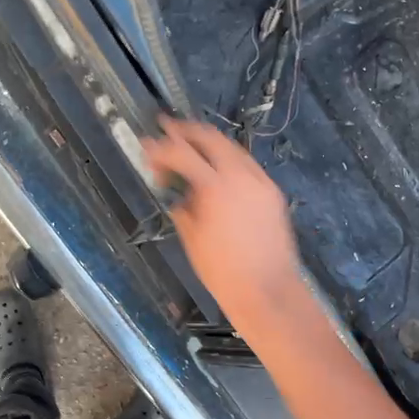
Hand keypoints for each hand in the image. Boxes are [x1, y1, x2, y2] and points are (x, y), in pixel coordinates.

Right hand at [143, 116, 304, 329]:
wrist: (267, 289)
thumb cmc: (223, 272)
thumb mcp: (192, 239)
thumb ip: (184, 209)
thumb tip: (180, 196)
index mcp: (216, 187)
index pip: (182, 153)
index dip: (160, 146)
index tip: (146, 145)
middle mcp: (241, 175)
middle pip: (211, 138)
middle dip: (186, 131)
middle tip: (167, 129)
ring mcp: (261, 181)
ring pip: (232, 148)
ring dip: (209, 143)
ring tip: (190, 146)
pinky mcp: (272, 192)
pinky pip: (247, 165)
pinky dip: (228, 159)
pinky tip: (218, 169)